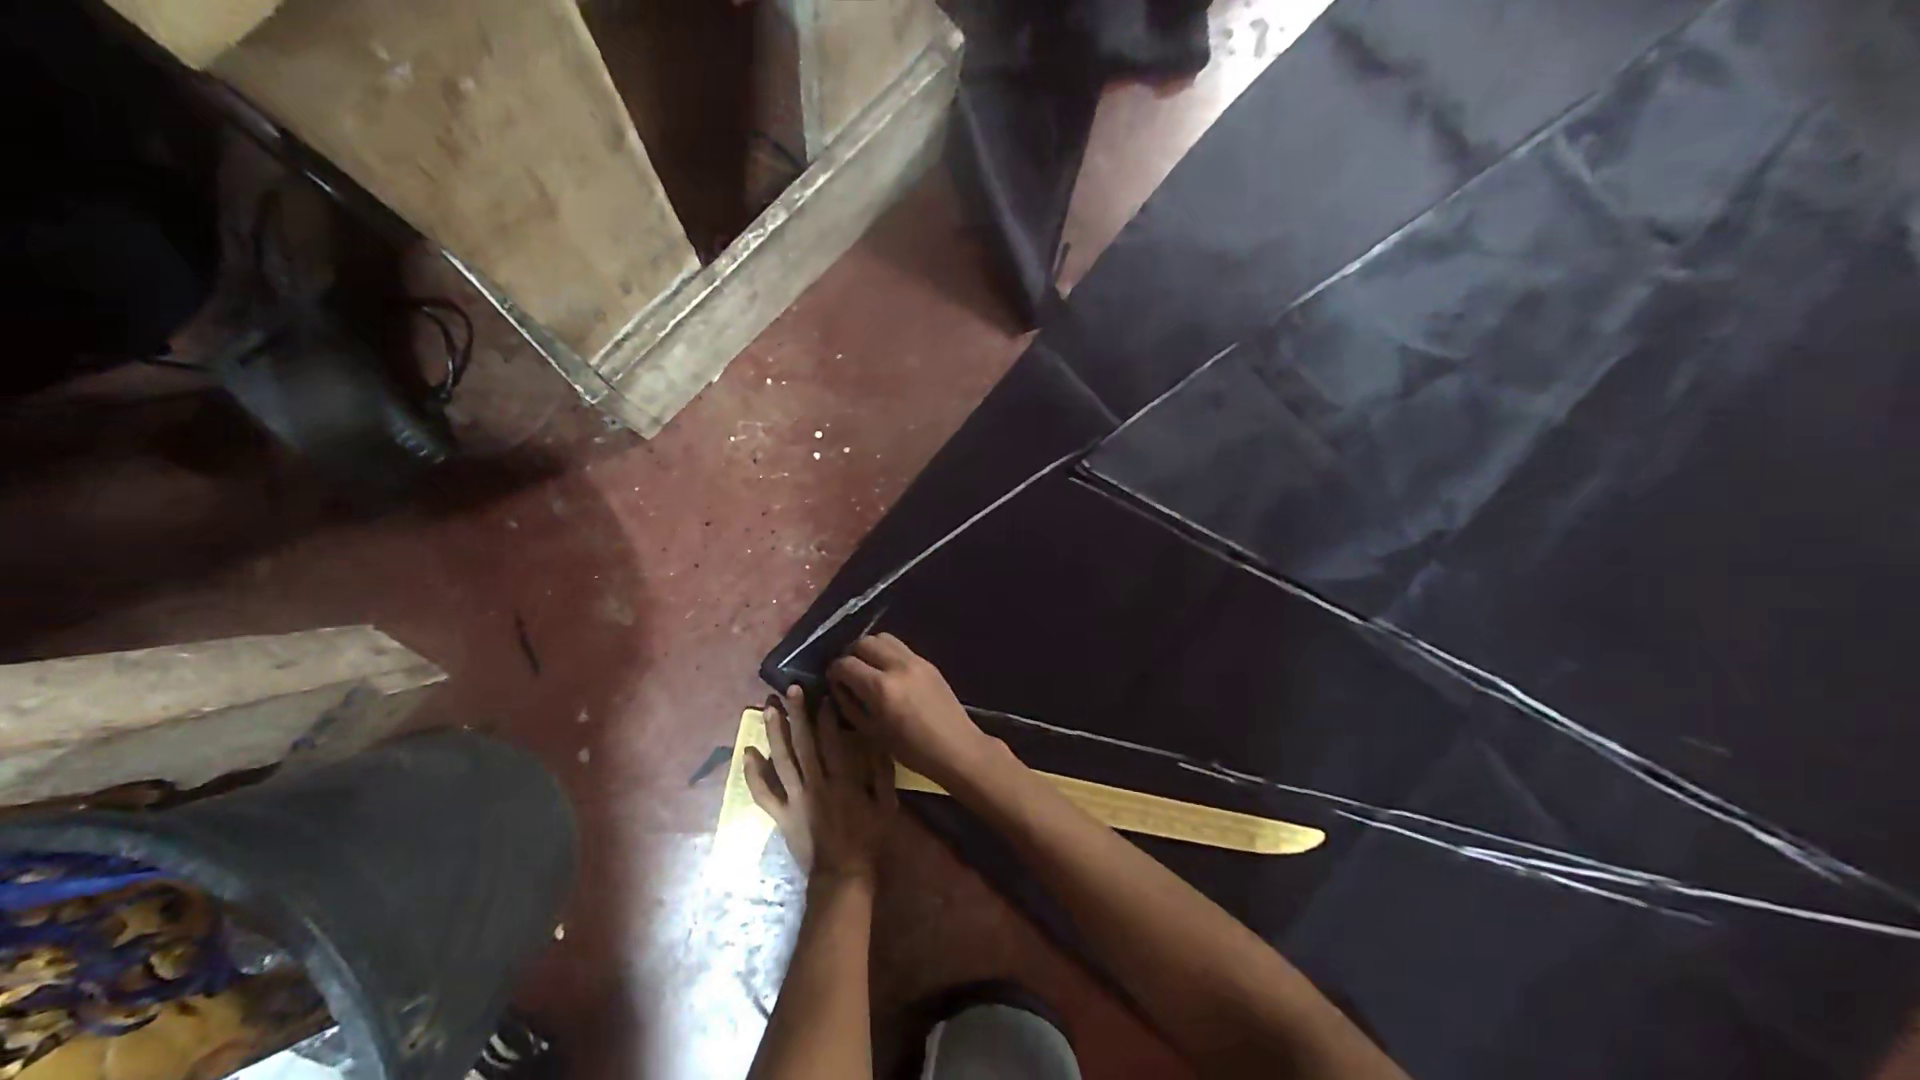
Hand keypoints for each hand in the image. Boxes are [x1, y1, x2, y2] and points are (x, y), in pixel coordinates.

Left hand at [746, 685, 894, 883]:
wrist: (843, 875)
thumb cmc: (869, 838)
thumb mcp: (887, 804)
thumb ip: (882, 771)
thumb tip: (876, 739)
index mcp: (843, 779)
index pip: (832, 739)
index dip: (826, 715)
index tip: (823, 693)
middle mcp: (816, 783)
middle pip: (803, 742)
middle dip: (797, 712)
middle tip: (790, 688)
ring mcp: (795, 798)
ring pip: (781, 759)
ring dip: (774, 731)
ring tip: (768, 707)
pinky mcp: (781, 814)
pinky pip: (763, 792)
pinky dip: (753, 773)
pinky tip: (747, 752)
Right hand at [827, 634, 1004, 790]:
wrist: (955, 747)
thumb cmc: (911, 750)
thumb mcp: (872, 732)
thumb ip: (850, 705)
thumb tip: (837, 687)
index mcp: (881, 688)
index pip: (846, 664)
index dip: (834, 671)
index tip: (833, 680)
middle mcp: (897, 666)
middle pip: (863, 642)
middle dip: (850, 655)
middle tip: (848, 673)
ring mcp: (915, 660)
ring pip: (882, 637)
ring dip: (869, 649)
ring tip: (867, 668)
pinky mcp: (927, 661)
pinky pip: (900, 647)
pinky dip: (887, 653)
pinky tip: (887, 672)